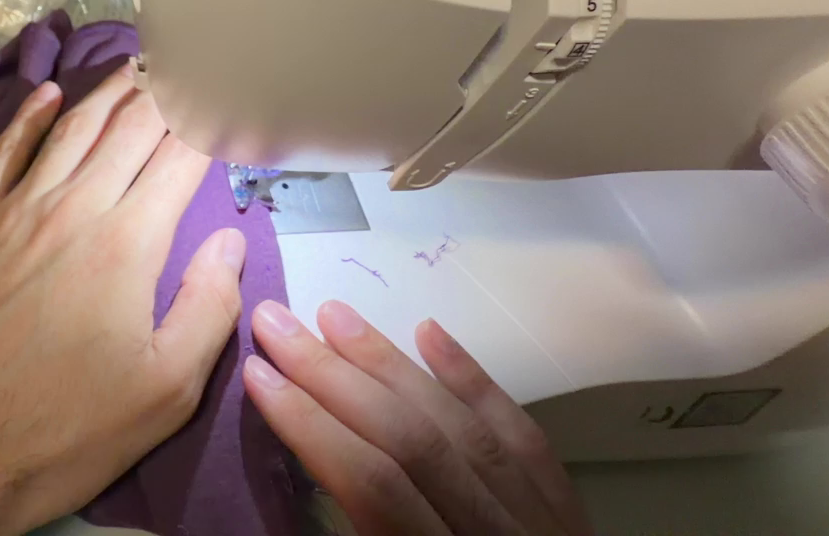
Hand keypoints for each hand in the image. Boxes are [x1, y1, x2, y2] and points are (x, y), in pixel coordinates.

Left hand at [0, 64, 247, 535]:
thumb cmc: (62, 428)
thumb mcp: (163, 392)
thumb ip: (208, 307)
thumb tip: (230, 240)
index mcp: (127, 244)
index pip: (178, 160)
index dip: (206, 124)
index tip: (225, 101)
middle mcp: (72, 207)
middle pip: (127, 130)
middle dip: (162, 93)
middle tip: (183, 66)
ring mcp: (14, 207)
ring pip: (69, 130)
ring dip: (106, 93)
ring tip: (131, 67)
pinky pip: (3, 151)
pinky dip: (27, 116)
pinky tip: (45, 93)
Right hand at [243, 300, 591, 535]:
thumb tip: (265, 495)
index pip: (374, 488)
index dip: (309, 425)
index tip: (256, 372)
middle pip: (413, 442)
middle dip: (333, 374)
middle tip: (275, 320)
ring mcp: (548, 532)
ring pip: (461, 428)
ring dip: (388, 363)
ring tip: (331, 314)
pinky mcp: (572, 517)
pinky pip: (523, 438)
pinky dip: (475, 380)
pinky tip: (430, 332)